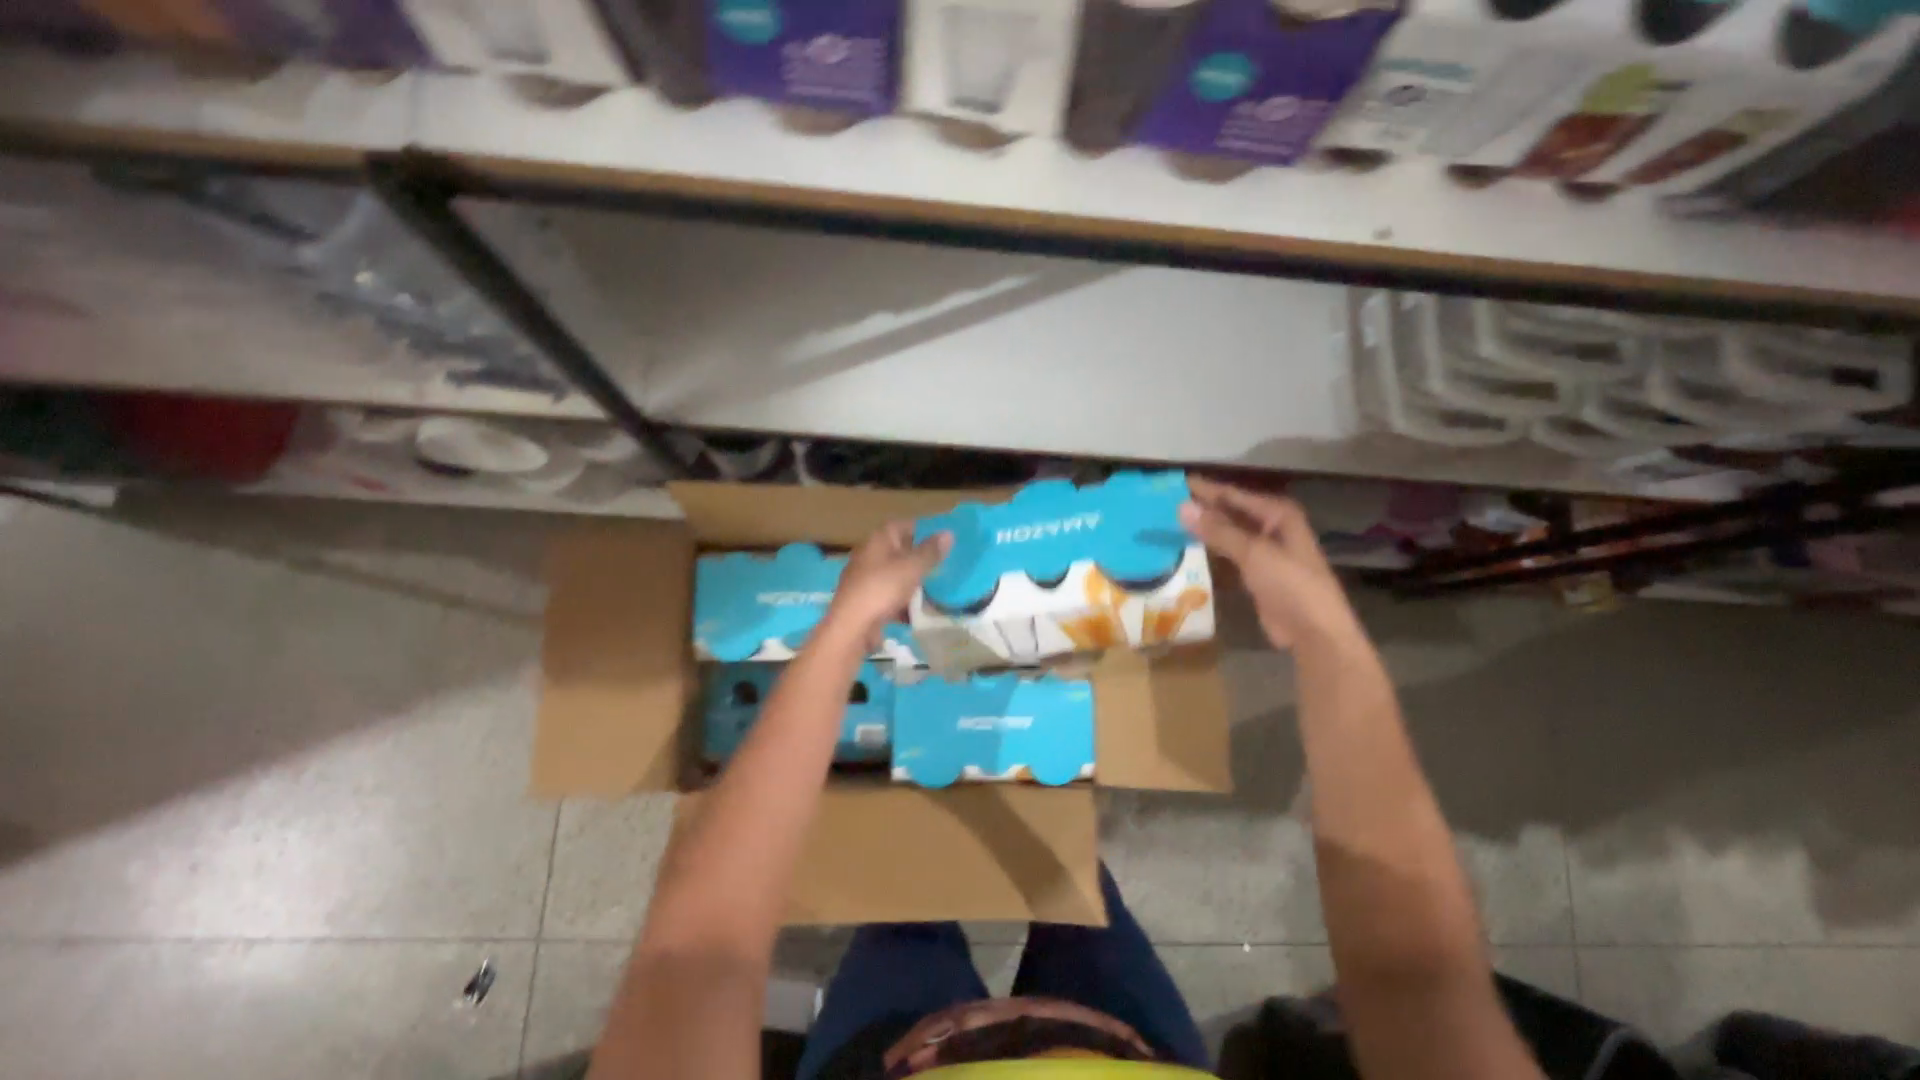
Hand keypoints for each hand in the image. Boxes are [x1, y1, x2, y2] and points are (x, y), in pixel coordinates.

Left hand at [825, 520, 951, 646]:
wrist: (852, 626)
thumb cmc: (883, 588)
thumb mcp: (912, 567)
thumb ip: (931, 551)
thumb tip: (948, 533)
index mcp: (878, 539)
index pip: (903, 525)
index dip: (924, 530)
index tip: (943, 540)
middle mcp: (869, 554)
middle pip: (899, 551)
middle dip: (920, 559)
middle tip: (944, 566)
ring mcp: (865, 579)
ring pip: (895, 575)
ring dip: (913, 582)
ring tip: (937, 589)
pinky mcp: (865, 601)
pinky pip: (890, 596)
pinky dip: (903, 602)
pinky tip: (919, 612)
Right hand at [1178, 477, 1361, 650]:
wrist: (1313, 630)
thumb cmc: (1290, 584)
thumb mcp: (1254, 553)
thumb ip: (1218, 530)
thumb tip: (1182, 507)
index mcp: (1278, 514)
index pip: (1233, 495)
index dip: (1205, 489)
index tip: (1175, 482)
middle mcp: (1271, 526)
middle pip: (1230, 512)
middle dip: (1203, 507)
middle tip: (1166, 501)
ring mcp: (1264, 550)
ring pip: (1228, 533)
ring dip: (1205, 528)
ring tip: (1170, 521)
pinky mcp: (1255, 572)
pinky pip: (1228, 553)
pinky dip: (1211, 549)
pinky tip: (1188, 546)